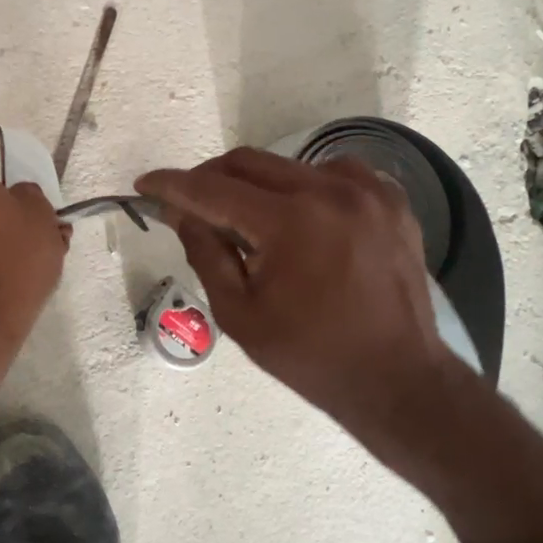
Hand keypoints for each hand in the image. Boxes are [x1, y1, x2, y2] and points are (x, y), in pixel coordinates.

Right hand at [135, 148, 454, 425]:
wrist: (398, 379)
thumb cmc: (310, 354)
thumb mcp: (238, 312)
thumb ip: (204, 252)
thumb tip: (180, 212)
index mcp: (291, 222)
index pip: (213, 189)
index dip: (172, 185)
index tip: (145, 184)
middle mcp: (331, 192)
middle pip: (248, 162)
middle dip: (208, 178)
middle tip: (187, 204)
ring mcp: (368, 193)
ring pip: (288, 164)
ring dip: (255, 183)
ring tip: (244, 218)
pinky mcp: (391, 202)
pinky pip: (333, 173)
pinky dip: (303, 186)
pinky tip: (296, 216)